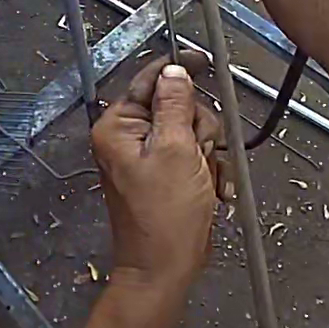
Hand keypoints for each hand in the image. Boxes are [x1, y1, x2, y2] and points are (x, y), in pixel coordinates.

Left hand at [91, 53, 226, 289]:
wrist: (165, 267)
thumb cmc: (165, 214)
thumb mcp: (175, 150)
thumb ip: (175, 105)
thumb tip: (174, 72)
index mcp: (117, 126)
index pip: (148, 81)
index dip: (177, 71)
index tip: (204, 60)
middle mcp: (128, 137)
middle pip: (176, 106)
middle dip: (198, 127)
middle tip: (201, 151)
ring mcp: (147, 156)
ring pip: (191, 130)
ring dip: (207, 152)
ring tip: (205, 177)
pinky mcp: (164, 173)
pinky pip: (193, 155)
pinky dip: (207, 169)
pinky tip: (210, 188)